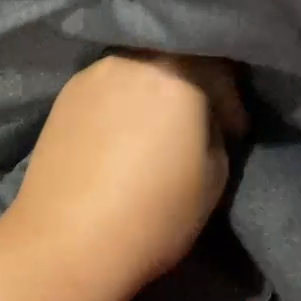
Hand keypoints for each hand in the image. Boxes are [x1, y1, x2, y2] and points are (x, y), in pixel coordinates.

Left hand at [6, 53, 247, 289]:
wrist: (66, 240)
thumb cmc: (152, 212)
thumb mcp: (214, 178)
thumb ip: (215, 133)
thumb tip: (204, 122)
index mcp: (177, 73)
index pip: (218, 68)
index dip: (231, 100)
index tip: (235, 131)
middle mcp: (134, 61)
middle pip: (175, 60)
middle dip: (193, 86)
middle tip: (197, 122)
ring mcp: (94, 74)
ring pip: (138, 70)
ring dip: (154, 91)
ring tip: (157, 127)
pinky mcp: (65, 94)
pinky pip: (108, 86)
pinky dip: (123, 101)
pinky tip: (122, 132)